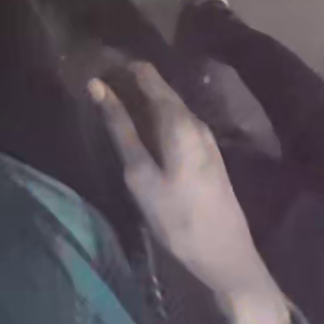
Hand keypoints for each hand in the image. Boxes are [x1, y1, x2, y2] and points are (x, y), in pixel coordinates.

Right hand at [91, 62, 291, 323]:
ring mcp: (204, 135)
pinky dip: (152, 116)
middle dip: (128, 82)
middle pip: (158, 87)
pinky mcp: (206, 151)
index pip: (146, 73)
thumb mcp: (140, 174)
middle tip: (96, 88)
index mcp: (179, 119)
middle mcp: (194, 119)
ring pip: (167, 104)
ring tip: (110, 104)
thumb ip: (120, 127)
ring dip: (139, 100)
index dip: (120, 66)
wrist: (228, 258)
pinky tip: (137, 128)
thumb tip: (97, 86)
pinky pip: (174, 120)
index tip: (94, 66)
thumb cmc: (178, 217)